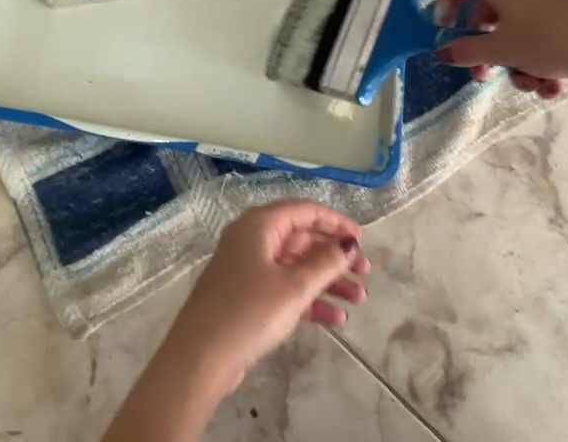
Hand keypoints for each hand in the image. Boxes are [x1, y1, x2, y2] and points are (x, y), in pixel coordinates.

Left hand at [163, 201, 369, 394]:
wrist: (202, 355)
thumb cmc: (250, 311)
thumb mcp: (294, 287)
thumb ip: (325, 264)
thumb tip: (348, 244)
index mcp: (259, 225)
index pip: (304, 211)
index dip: (335, 222)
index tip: (363, 239)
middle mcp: (252, 239)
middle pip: (301, 238)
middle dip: (334, 255)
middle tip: (365, 272)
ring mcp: (248, 268)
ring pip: (295, 266)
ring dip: (327, 280)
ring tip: (359, 299)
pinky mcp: (247, 296)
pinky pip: (285, 288)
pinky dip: (310, 300)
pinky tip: (337, 319)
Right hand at [435, 0, 567, 96]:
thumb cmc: (547, 41)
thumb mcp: (501, 50)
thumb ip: (466, 51)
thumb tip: (443, 52)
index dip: (442, 9)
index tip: (447, 36)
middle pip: (482, 15)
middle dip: (481, 50)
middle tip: (482, 75)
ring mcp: (540, 1)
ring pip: (510, 33)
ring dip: (513, 63)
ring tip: (529, 84)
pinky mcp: (560, 19)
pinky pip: (534, 38)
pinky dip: (536, 61)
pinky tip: (550, 85)